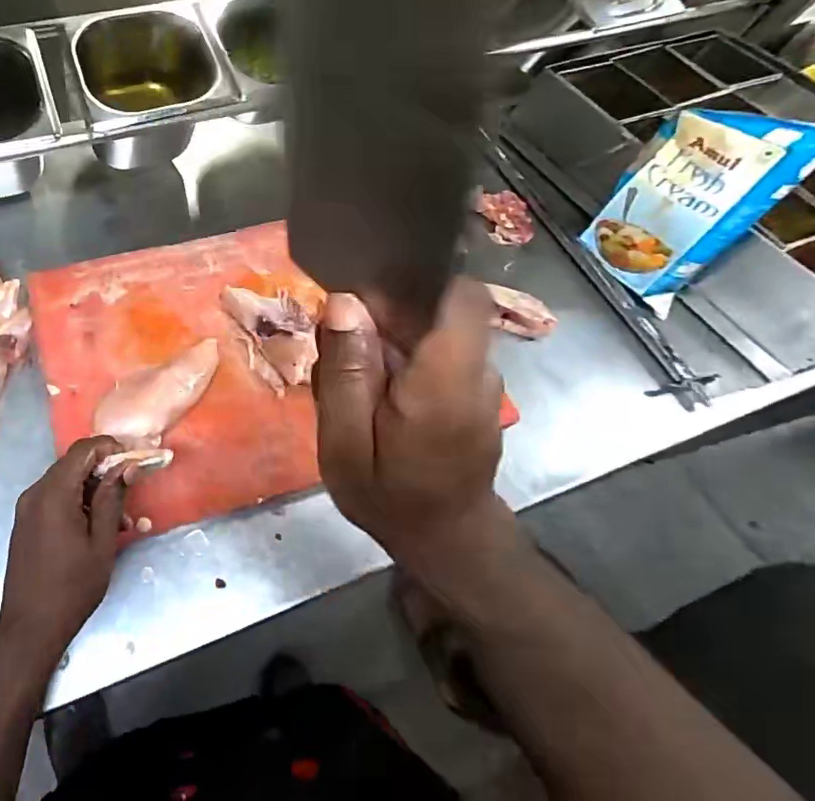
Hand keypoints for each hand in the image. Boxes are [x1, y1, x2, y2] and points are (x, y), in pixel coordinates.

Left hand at [0, 435, 126, 662]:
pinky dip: (77, 504)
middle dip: (104, 473)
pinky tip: (97, 528)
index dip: (109, 447)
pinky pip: (54, 500)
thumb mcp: (101, 543)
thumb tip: (124, 467)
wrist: (29, 626)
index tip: (133, 459)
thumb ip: (111, 500)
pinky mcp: (26, 521)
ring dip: (92, 492)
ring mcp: (27, 507)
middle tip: (131, 493)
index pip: (82, 450)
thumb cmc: (71, 587)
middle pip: (73, 465)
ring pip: (65, 483)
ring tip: (121, 521)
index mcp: (53, 493)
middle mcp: (35, 492)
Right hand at [313, 279, 518, 579]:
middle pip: (437, 307)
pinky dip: (400, 350)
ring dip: (387, 332)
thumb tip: (344, 302)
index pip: (459, 296)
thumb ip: (345, 372)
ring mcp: (480, 378)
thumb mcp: (343, 442)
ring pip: (433, 325)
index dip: (416, 276)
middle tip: (334, 342)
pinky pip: (435, 346)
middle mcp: (475, 370)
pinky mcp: (473, 386)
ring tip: (347, 368)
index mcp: (444, 381)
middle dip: (383, 309)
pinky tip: (370, 382)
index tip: (364, 285)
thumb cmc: (386, 495)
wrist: (444, 538)